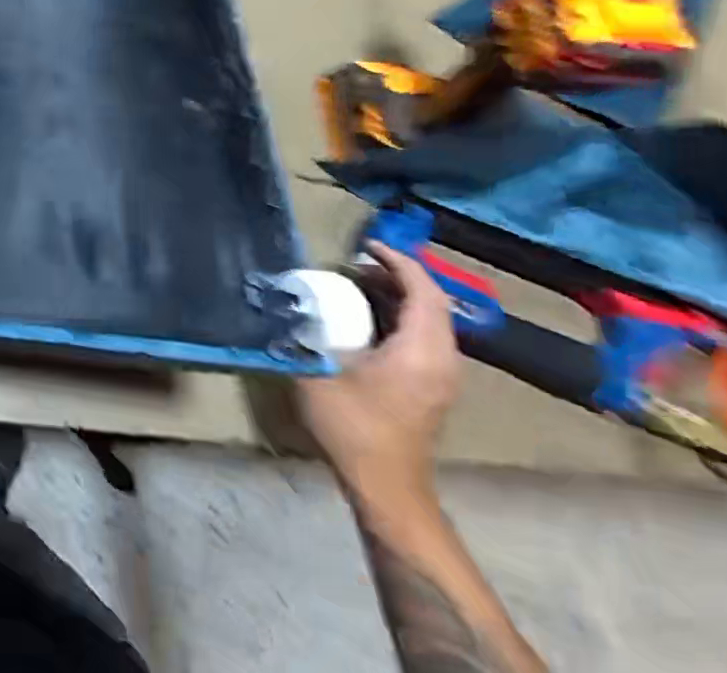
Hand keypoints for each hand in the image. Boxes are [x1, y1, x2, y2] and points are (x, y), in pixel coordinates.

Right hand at [298, 241, 461, 498]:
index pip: (424, 291)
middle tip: (353, 265)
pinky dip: (401, 318)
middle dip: (396, 276)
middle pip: (432, 302)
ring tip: (356, 287)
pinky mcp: (434, 385)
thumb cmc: (352, 425)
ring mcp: (443, 374)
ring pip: (431, 320)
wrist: (385, 481)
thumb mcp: (315, 375)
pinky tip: (367, 322)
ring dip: (399, 297)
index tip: (365, 246)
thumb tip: (282, 305)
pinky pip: (426, 337)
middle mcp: (443, 357)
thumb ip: (300, 335)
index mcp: (422, 349)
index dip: (398, 262)